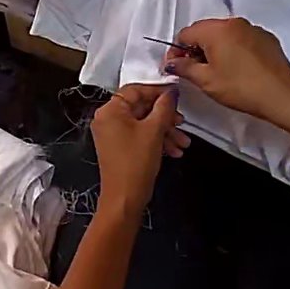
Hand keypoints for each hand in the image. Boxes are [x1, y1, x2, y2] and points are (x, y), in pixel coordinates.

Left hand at [90, 83, 186, 213]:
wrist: (124, 198)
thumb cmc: (136, 162)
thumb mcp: (154, 131)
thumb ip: (164, 107)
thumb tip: (171, 92)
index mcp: (110, 110)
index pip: (135, 90)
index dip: (158, 91)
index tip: (176, 94)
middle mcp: (107, 119)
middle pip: (140, 108)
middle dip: (165, 117)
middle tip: (182, 123)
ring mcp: (112, 134)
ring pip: (143, 124)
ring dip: (164, 131)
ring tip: (182, 143)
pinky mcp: (118, 146)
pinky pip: (139, 136)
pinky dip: (156, 140)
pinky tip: (174, 151)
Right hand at [165, 17, 289, 131]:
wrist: (281, 95)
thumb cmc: (244, 88)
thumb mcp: (206, 80)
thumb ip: (184, 68)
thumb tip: (173, 63)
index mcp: (216, 30)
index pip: (186, 33)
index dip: (177, 51)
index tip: (176, 66)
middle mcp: (234, 23)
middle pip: (204, 31)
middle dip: (195, 49)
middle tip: (193, 70)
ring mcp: (252, 29)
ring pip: (223, 34)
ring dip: (214, 49)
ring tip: (215, 72)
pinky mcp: (265, 38)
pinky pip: (241, 38)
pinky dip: (233, 49)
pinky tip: (234, 69)